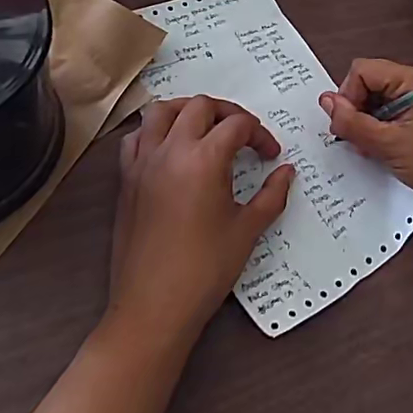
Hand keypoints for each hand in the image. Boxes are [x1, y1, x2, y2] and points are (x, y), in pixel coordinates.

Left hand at [109, 97, 294, 345]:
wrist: (153, 306)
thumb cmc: (204, 271)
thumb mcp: (247, 230)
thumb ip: (271, 195)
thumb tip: (286, 173)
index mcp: (204, 159)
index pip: (237, 125)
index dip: (259, 134)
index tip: (269, 155)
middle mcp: (171, 151)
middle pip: (200, 106)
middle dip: (227, 113)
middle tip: (243, 134)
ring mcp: (143, 162)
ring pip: (161, 111)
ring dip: (186, 110)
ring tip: (204, 126)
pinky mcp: (126, 178)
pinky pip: (135, 138)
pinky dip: (152, 132)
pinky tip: (168, 148)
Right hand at [319, 59, 412, 209]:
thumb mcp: (386, 144)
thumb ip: (352, 121)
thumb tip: (326, 101)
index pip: (362, 70)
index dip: (348, 95)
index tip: (347, 122)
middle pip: (366, 81)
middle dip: (355, 108)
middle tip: (357, 136)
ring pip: (372, 97)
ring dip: (364, 120)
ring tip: (370, 145)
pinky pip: (383, 109)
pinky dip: (374, 126)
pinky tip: (378, 146)